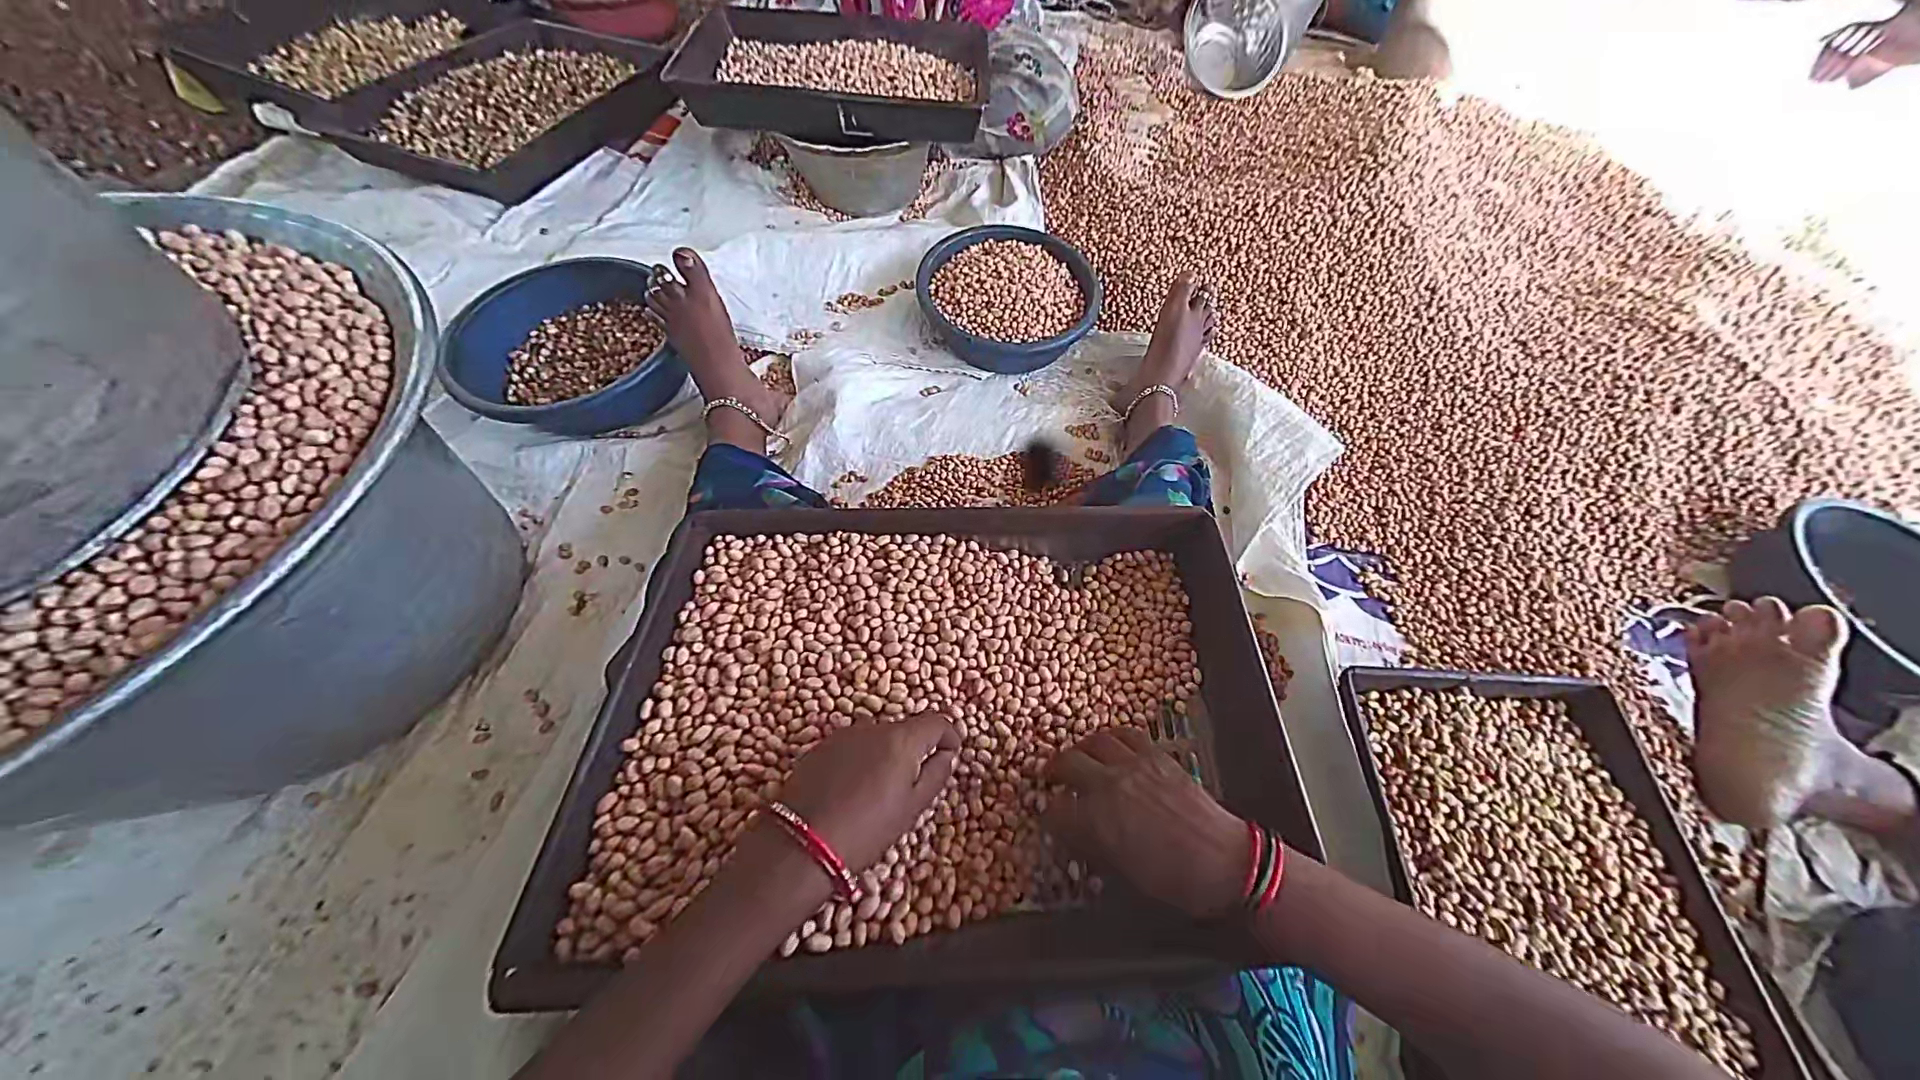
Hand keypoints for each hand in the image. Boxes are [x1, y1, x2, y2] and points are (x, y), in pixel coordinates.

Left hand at [776, 712, 959, 871]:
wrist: (801, 844)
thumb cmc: (867, 830)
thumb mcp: (912, 808)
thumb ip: (935, 774)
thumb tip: (946, 755)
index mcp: (901, 740)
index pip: (936, 721)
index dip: (949, 735)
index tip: (951, 753)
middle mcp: (872, 727)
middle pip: (904, 730)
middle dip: (914, 750)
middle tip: (913, 785)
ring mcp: (843, 735)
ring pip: (876, 738)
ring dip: (885, 755)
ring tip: (879, 793)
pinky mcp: (819, 748)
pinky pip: (852, 747)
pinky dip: (860, 761)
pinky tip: (852, 792)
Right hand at [1044, 726, 1249, 918]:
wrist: (1224, 863)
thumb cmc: (1173, 881)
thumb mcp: (1122, 873)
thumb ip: (1093, 846)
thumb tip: (1076, 833)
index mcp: (1094, 821)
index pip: (1055, 809)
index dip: (1049, 813)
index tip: (1051, 816)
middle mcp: (1108, 786)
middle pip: (1066, 764)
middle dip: (1054, 771)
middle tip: (1052, 778)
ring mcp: (1132, 765)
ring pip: (1093, 741)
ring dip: (1080, 749)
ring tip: (1079, 757)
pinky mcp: (1155, 756)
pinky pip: (1125, 734)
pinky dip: (1112, 738)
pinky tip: (1110, 746)